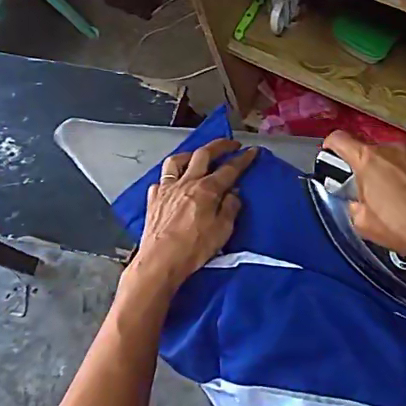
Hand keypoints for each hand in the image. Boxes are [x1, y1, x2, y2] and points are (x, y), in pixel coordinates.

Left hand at [125, 140, 256, 292]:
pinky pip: (162, 180)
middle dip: (220, 145)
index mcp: (207, 189)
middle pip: (204, 154)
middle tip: (230, 144)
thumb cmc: (194, 248)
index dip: (243, 158)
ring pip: (177, 161)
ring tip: (198, 156)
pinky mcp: (153, 200)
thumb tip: (233, 194)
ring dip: (191, 154)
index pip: (230, 168)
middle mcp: (186, 183)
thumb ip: (231, 207)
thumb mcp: (223, 230)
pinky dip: (170, 178)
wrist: (160, 262)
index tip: (252, 151)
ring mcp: (167, 189)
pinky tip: (174, 183)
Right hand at [322, 132, 405, 277]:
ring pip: (395, 159)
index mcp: (368, 160)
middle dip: (367, 170)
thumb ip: (353, 204)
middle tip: (371, 196)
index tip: (331, 154)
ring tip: (399, 201)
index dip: (332, 147)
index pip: (339, 139)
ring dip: (392, 174)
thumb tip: (357, 201)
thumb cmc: (405, 228)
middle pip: (370, 152)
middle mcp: (393, 150)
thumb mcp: (364, 224)